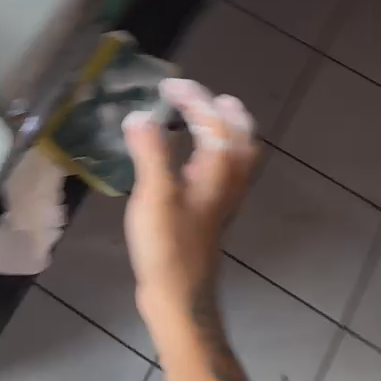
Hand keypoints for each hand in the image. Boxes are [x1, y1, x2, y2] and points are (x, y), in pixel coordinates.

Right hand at [121, 78, 258, 331]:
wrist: (179, 295)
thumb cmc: (167, 246)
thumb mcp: (154, 196)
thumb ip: (150, 153)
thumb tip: (141, 116)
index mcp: (219, 171)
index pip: (214, 123)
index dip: (194, 100)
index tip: (168, 86)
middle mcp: (228, 182)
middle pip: (240, 138)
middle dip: (225, 113)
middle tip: (206, 97)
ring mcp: (222, 201)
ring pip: (236, 157)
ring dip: (225, 133)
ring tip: (210, 120)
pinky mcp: (209, 215)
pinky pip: (222, 172)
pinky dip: (213, 154)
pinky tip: (191, 163)